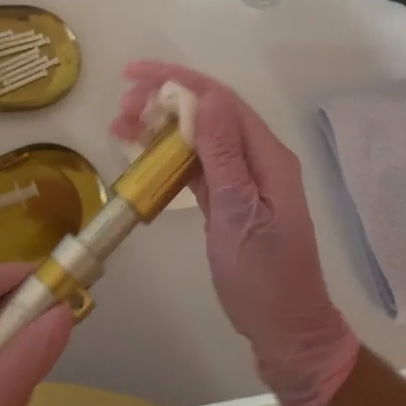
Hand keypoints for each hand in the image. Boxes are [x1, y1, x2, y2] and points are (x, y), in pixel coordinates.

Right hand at [111, 60, 357, 405]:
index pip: (220, 100)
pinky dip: (166, 151)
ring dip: (159, 123)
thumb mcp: (240, 215)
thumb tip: (208, 99)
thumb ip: (223, 156)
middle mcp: (256, 158)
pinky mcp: (227, 196)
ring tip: (119, 124)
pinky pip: (194, 161)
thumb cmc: (264, 277)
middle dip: (163, 99)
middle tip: (121, 107)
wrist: (286, 330)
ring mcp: (242, 177)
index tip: (134, 75)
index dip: (178, 80)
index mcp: (267, 156)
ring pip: (197, 134)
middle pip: (207, 111)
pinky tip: (139, 150)